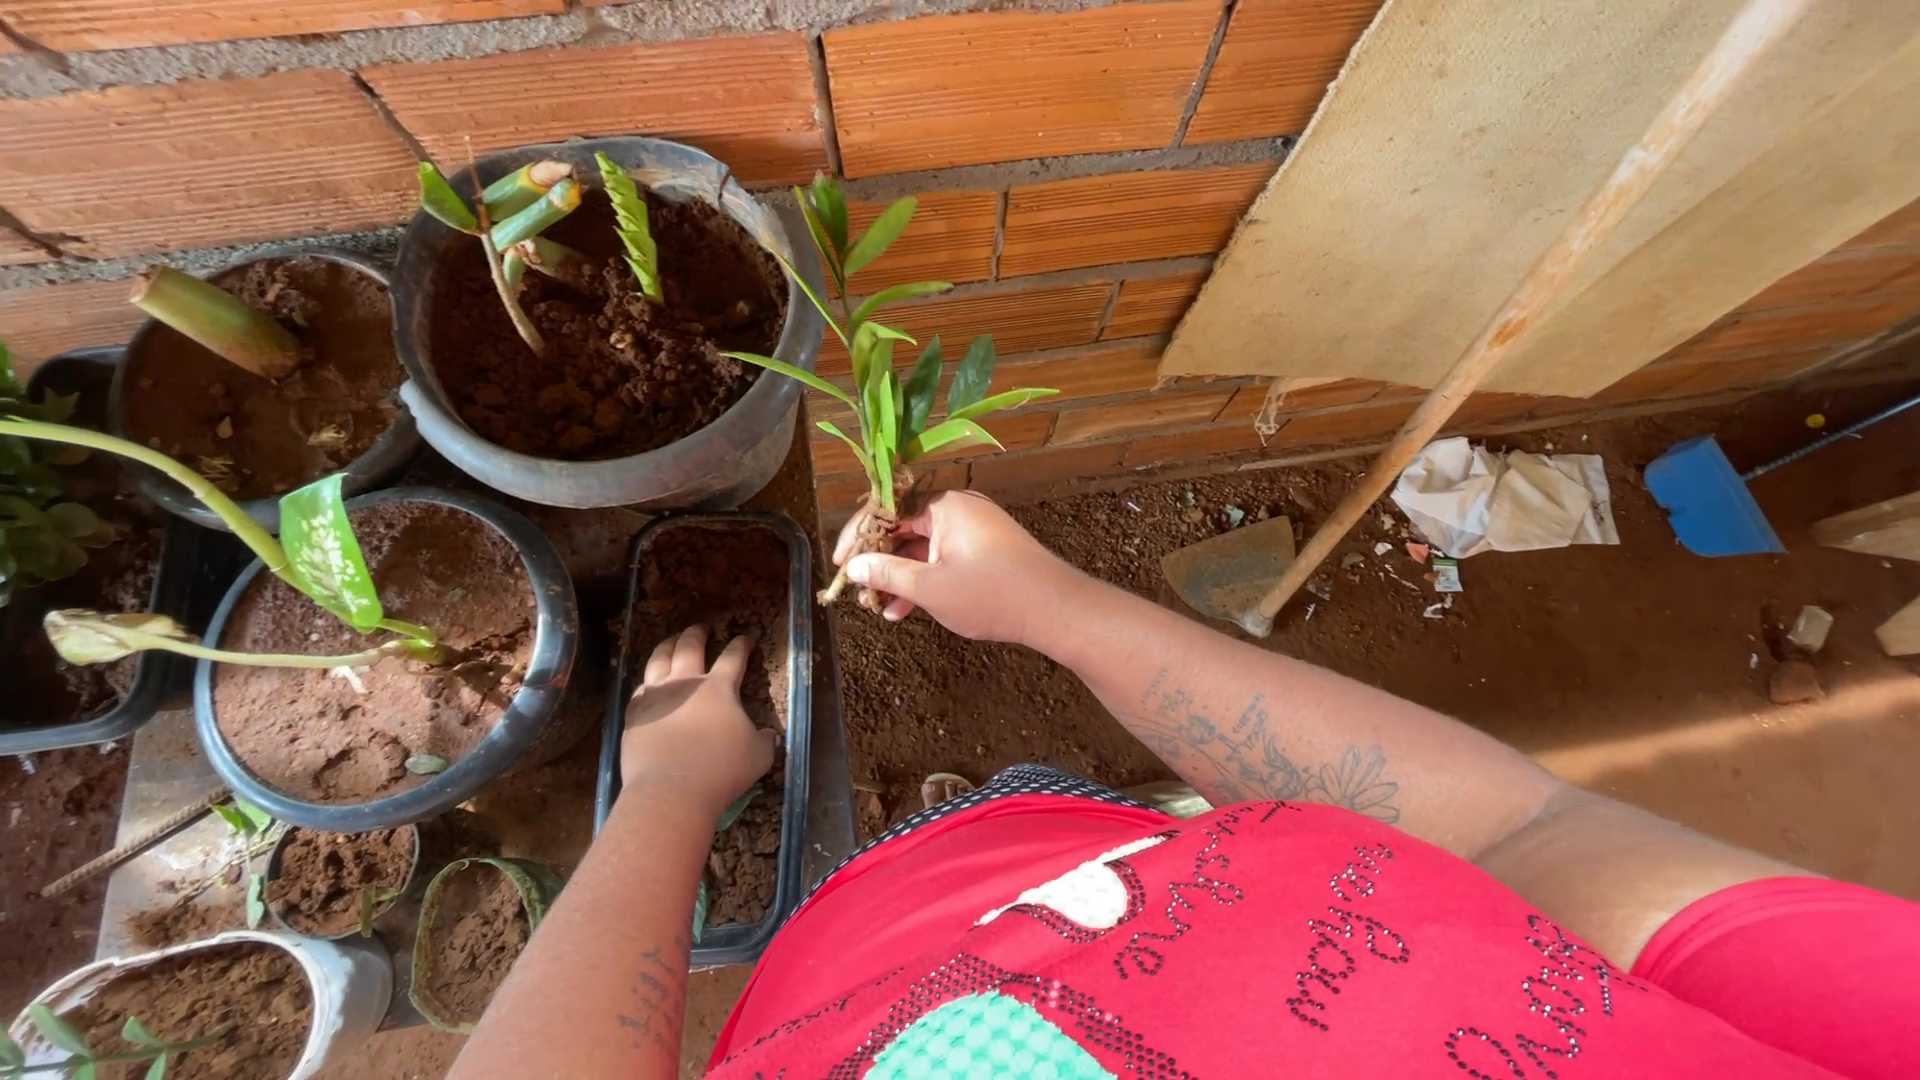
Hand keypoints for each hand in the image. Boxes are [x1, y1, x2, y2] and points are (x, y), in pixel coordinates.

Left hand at [620, 625, 775, 819]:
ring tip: (671, 641)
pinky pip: (640, 688)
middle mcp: (686, 684)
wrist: (670, 792)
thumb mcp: (758, 755)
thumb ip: (765, 740)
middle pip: (689, 647)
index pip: (734, 656)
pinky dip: (648, 680)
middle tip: (701, 628)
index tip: (748, 636)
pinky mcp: (635, 715)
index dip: (742, 644)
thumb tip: (769, 735)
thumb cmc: (721, 770)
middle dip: (697, 633)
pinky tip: (649, 682)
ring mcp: (656, 697)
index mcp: (719, 688)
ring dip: (667, 646)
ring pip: (659, 660)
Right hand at [833, 490, 1080, 644]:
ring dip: (902, 576)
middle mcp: (960, 509)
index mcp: (945, 506)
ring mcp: (976, 529)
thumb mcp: (930, 587)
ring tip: (881, 608)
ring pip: (925, 547)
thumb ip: (887, 573)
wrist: (1056, 609)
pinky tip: (908, 609)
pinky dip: (927, 579)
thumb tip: (854, 565)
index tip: (840, 565)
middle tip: (860, 591)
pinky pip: (945, 557)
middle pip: (905, 528)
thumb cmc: (991, 594)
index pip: (887, 511)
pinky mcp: (987, 550)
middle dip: (880, 562)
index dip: (859, 539)